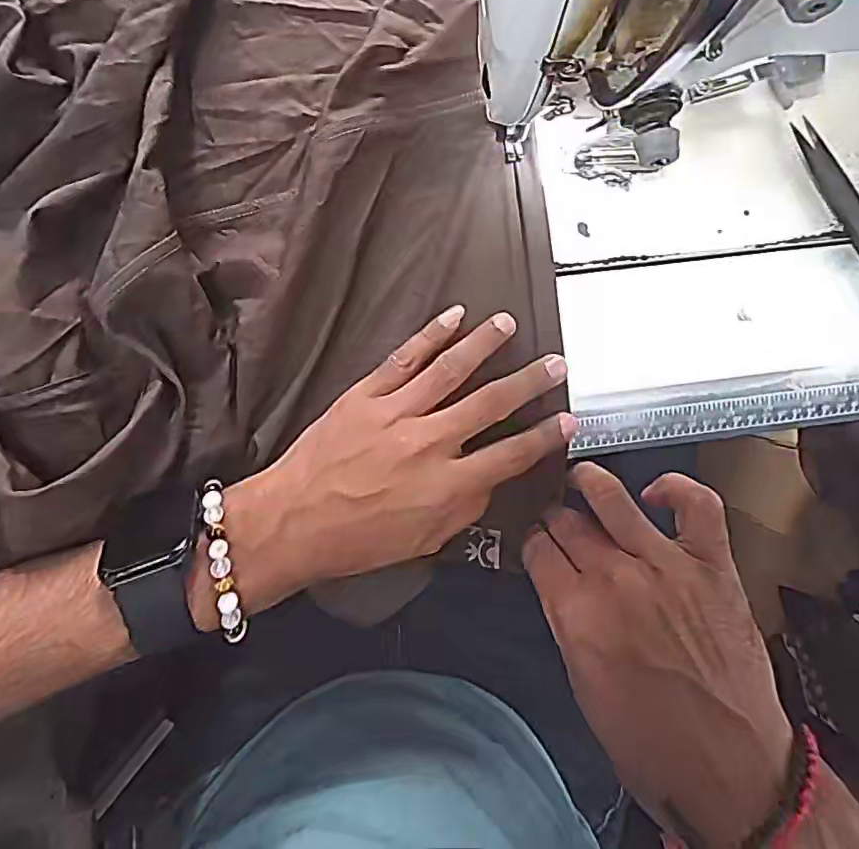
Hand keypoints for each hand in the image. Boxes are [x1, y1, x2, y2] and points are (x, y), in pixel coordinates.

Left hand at [192, 306, 573, 625]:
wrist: (292, 521)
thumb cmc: (353, 538)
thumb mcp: (421, 540)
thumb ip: (464, 509)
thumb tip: (489, 479)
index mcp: (444, 484)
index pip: (510, 455)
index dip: (544, 436)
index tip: (566, 421)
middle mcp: (427, 443)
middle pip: (490, 403)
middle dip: (529, 381)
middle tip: (553, 364)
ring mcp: (395, 413)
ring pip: (450, 369)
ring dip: (484, 344)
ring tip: (507, 325)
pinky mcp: (366, 395)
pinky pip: (405, 358)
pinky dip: (431, 335)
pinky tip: (452, 318)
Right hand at [525, 463, 793, 846]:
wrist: (732, 772)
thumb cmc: (653, 743)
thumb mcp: (582, 683)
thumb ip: (565, 619)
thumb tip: (557, 581)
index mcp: (576, 613)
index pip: (537, 547)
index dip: (531, 538)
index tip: (533, 537)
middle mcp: (615, 579)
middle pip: (567, 520)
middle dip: (553, 513)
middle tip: (554, 514)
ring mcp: (666, 566)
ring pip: (612, 497)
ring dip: (589, 481)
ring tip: (583, 478)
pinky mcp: (712, 565)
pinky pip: (696, 505)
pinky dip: (675, 488)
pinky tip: (656, 494)